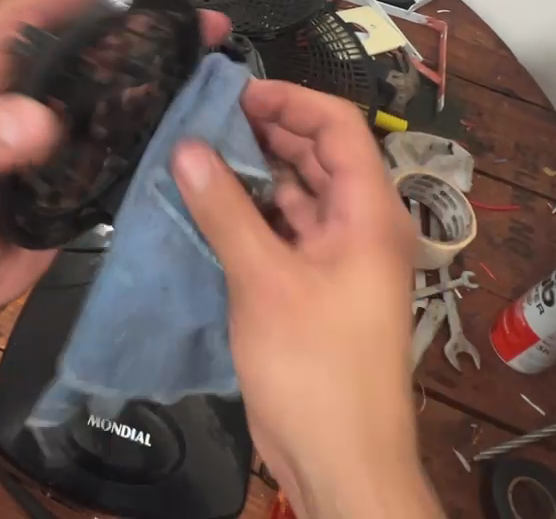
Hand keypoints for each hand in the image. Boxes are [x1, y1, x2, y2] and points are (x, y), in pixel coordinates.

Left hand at [0, 0, 230, 324]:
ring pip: (113, 65)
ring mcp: (55, 114)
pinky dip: (161, 100)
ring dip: (160, 45)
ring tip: (210, 31)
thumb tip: (39, 121)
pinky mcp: (79, 152)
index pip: (42, 5)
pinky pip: (125, 115)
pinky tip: (196, 91)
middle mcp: (22, 78)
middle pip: (87, 24)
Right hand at [173, 80, 435, 518]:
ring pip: (296, 190)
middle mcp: (358, 223)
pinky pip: (281, 226)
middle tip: (205, 116)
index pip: (338, 126)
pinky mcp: (311, 280)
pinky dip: (249, 208)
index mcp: (369, 212)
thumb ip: (225, 210)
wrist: (339, 462)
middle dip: (266, 130)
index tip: (234, 93)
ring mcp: (335, 253)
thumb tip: (186, 148)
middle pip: (316, 153)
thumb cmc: (315, 367)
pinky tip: (207, 198)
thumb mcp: (264, 281)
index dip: (290, 100)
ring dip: (253, 169)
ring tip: (198, 148)